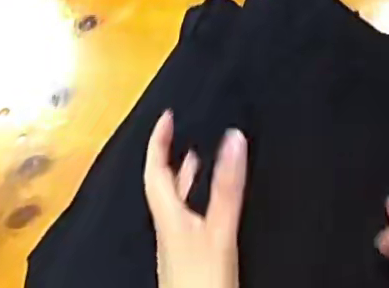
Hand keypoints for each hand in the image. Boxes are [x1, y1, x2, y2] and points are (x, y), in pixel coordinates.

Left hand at [143, 111, 247, 287]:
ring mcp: (177, 249)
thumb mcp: (219, 230)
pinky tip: (209, 207)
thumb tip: (233, 135)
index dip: (158, 142)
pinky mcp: (188, 262)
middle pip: (163, 188)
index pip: (155, 172)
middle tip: (182, 132)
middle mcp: (169, 231)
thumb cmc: (203, 282)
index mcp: (169, 218)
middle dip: (171, 158)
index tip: (166, 116)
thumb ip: (226, 186)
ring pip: (176, 204)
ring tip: (198, 159)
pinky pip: (187, 219)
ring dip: (185, 179)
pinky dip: (196, 201)